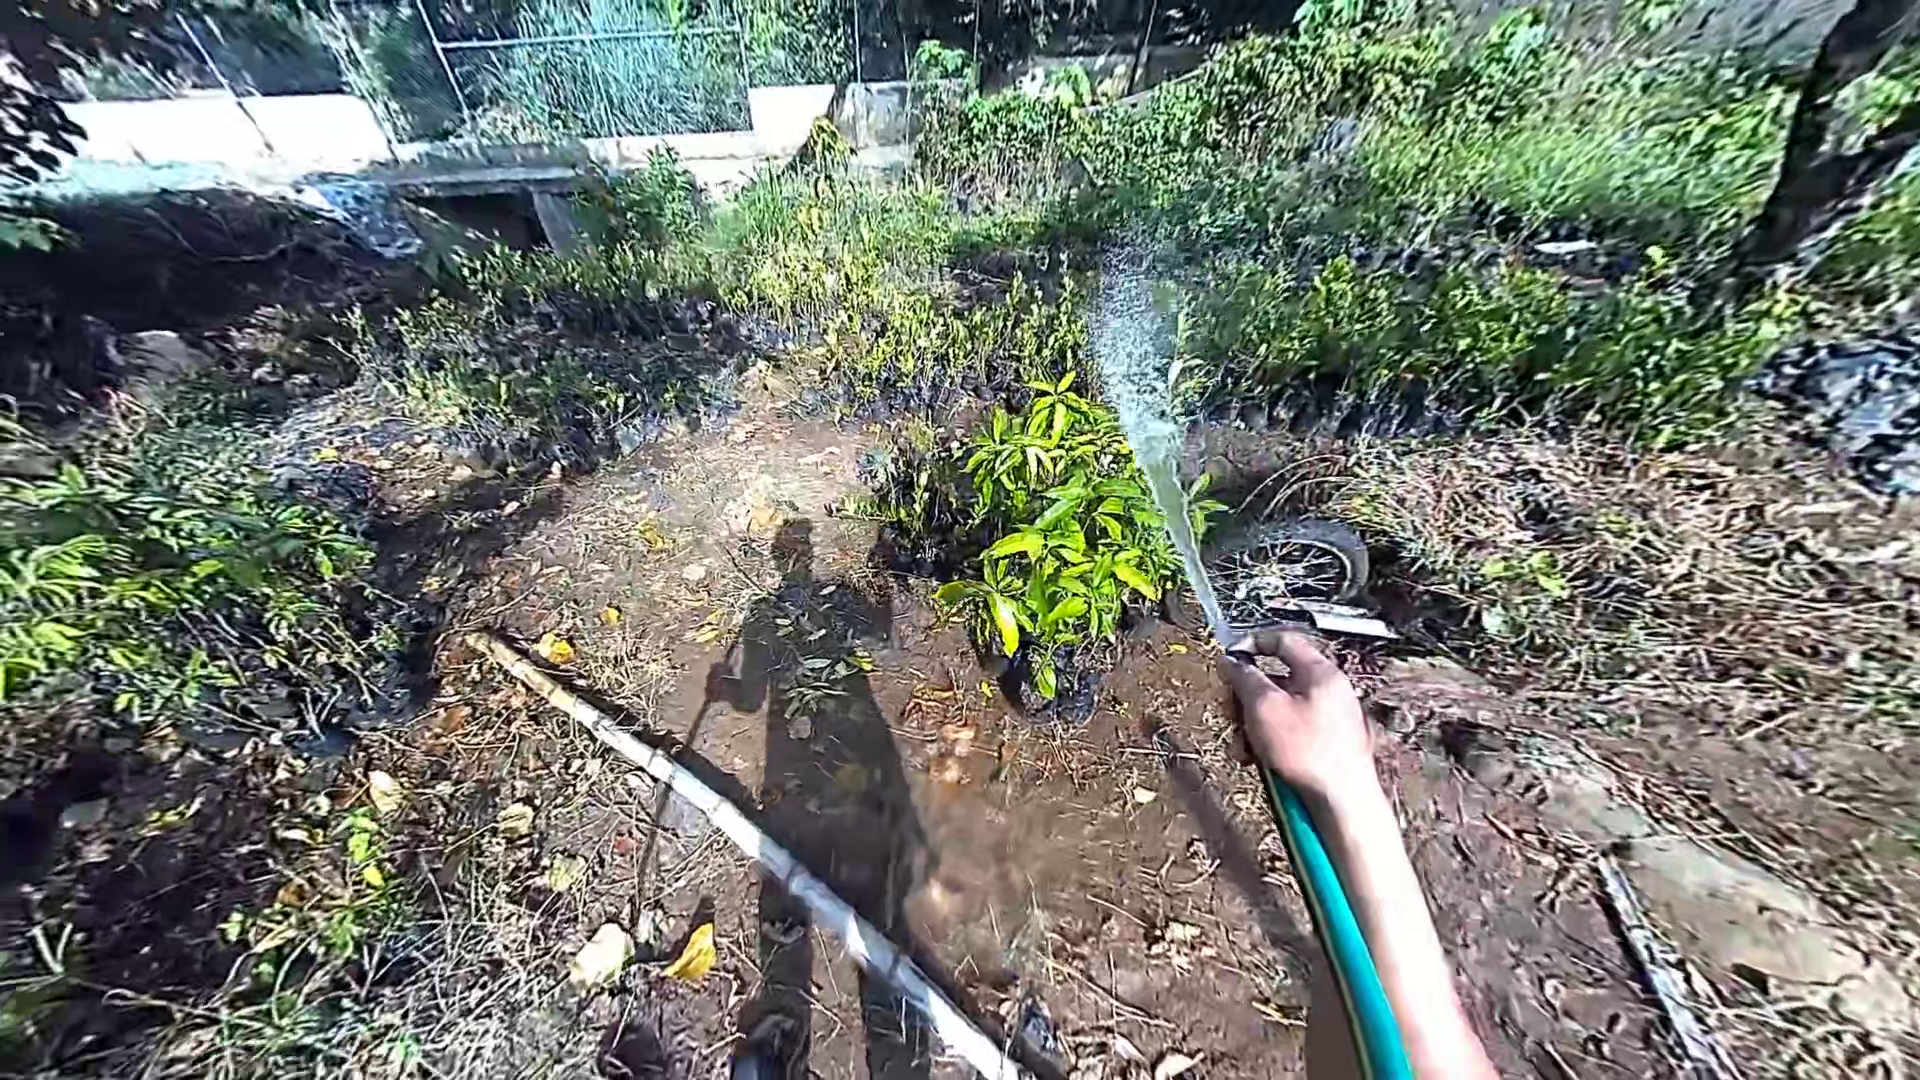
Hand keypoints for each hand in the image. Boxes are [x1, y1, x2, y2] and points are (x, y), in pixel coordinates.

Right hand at [1219, 631, 1375, 797]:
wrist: (1342, 804)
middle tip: (1232, 712)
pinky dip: (1266, 740)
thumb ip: (1243, 677)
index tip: (1229, 658)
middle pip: (1272, 678)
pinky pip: (1286, 729)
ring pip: (1275, 707)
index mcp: (1319, 673)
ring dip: (1251, 724)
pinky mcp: (1325, 741)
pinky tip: (1256, 758)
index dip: (1250, 644)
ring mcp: (1328, 717)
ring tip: (1243, 747)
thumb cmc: (1308, 752)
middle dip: (1245, 697)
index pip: (1281, 640)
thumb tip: (1230, 661)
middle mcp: (1328, 690)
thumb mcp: (1263, 706)